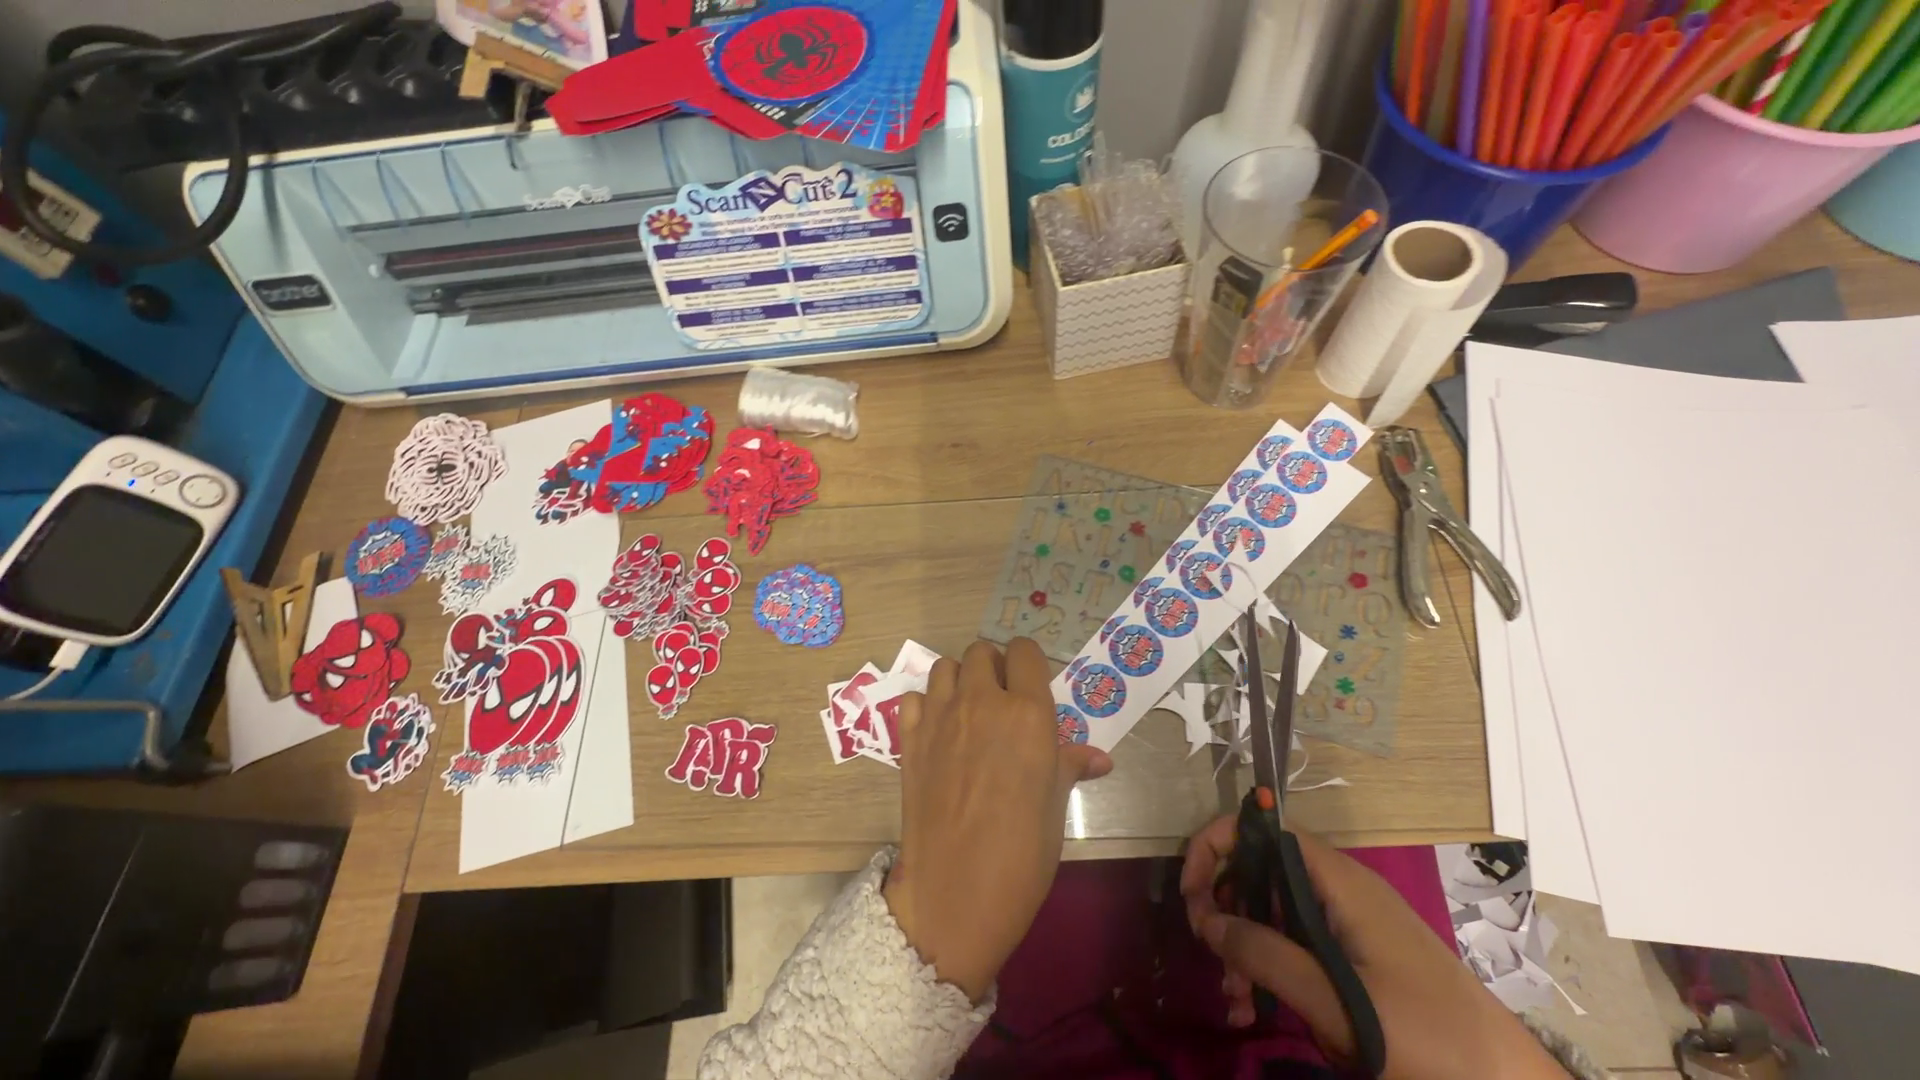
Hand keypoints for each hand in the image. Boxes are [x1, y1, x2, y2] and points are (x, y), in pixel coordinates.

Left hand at [884, 639, 1113, 1000]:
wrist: (957, 891)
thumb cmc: (1023, 852)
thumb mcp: (1056, 806)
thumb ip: (1069, 766)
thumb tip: (1099, 758)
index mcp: (1028, 713)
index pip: (1025, 653)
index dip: (1029, 664)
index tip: (1032, 684)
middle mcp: (982, 702)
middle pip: (982, 652)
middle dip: (994, 667)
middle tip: (1002, 699)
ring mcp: (939, 717)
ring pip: (945, 666)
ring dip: (959, 678)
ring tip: (969, 709)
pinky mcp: (909, 739)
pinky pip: (914, 697)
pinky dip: (926, 704)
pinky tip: (938, 730)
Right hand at [1181, 817, 1566, 1079]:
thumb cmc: (1429, 1040)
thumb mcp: (1337, 1002)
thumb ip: (1265, 955)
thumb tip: (1204, 917)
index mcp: (1341, 884)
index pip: (1267, 831)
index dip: (1218, 847)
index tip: (1191, 896)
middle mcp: (1342, 893)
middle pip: (1263, 874)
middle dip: (1227, 911)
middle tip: (1214, 963)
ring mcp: (1352, 926)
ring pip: (1276, 915)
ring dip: (1246, 949)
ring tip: (1235, 1002)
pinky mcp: (1359, 959)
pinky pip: (1300, 947)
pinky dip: (1272, 970)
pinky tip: (1257, 1009)